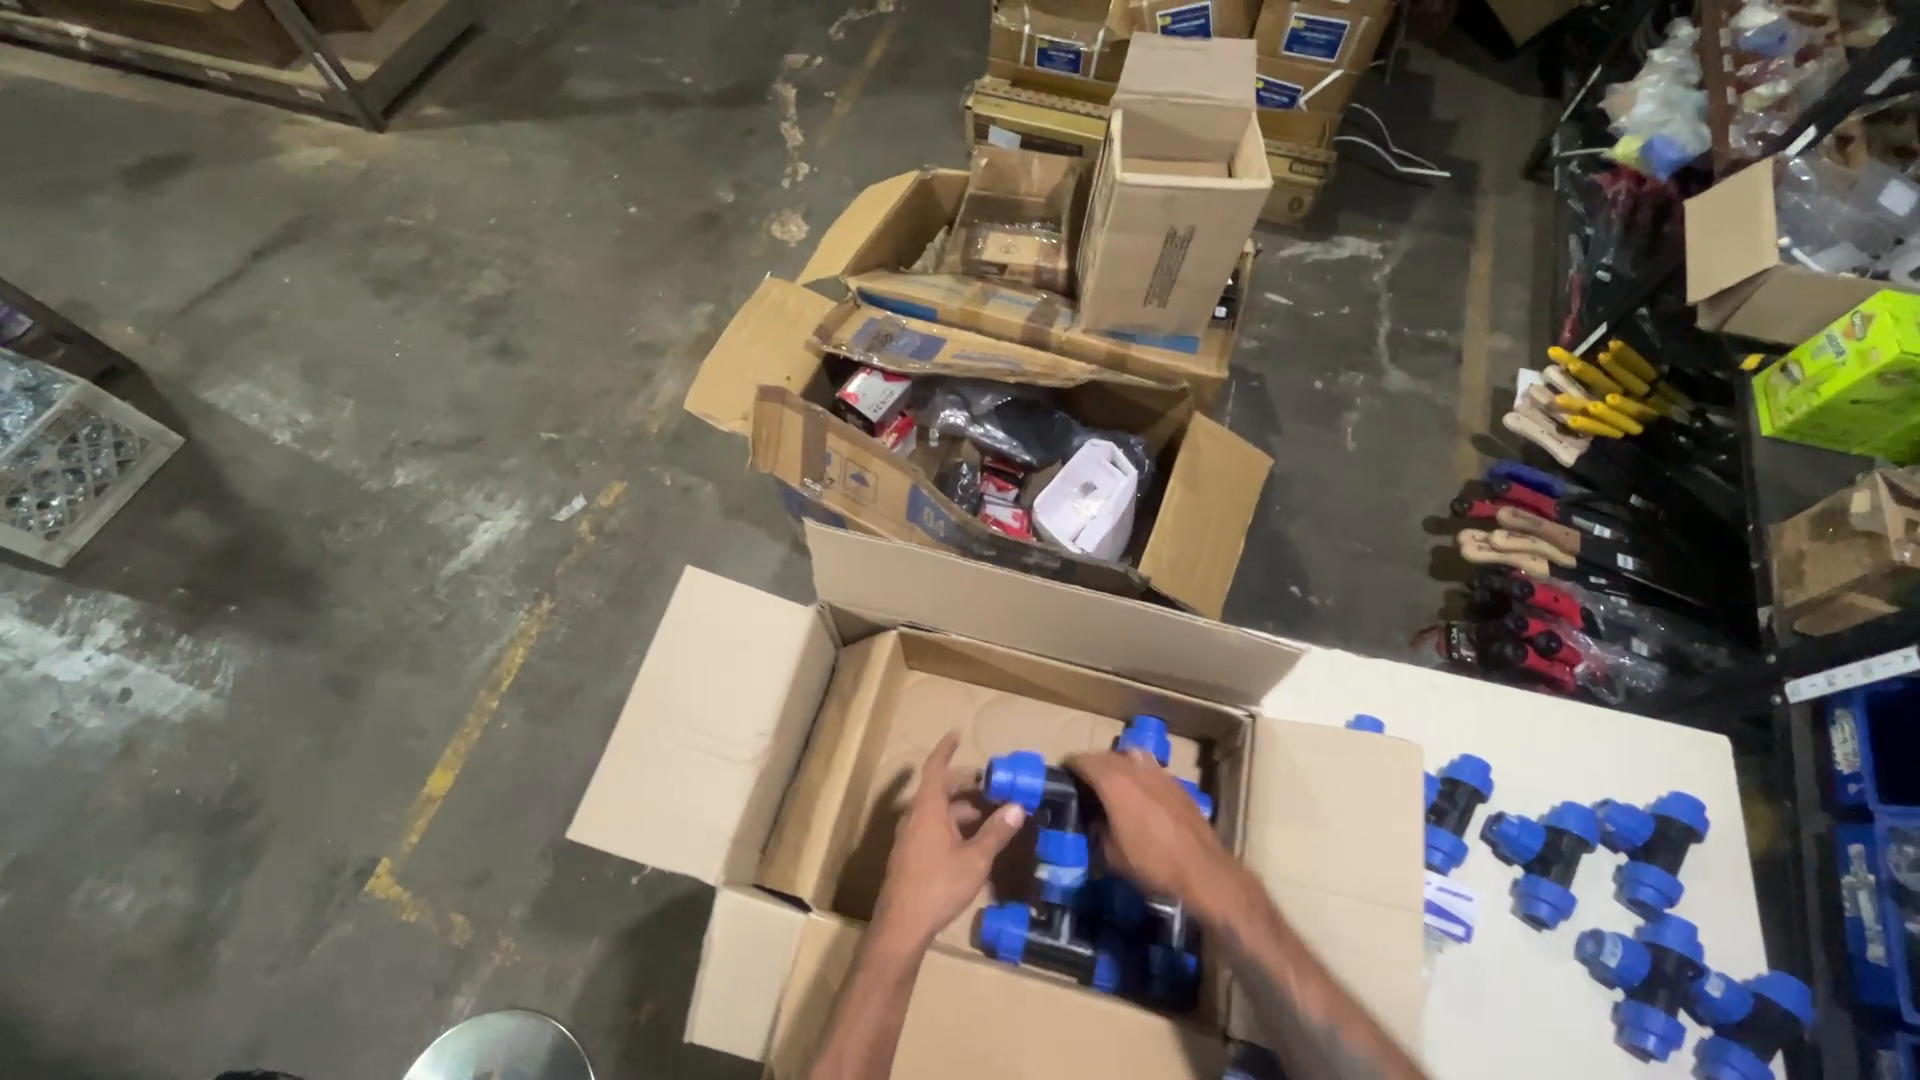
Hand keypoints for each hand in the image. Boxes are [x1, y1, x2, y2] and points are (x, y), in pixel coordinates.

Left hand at [872, 733, 1025, 945]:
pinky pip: (933, 827)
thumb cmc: (938, 885)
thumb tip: (1017, 807)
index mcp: (928, 809)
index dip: (945, 750)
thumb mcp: (975, 859)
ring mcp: (910, 837)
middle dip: (964, 783)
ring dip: (961, 808)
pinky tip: (972, 840)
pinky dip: (953, 824)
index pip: (935, 768)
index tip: (957, 735)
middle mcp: (915, 816)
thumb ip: (996, 832)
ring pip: (937, 811)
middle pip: (939, 789)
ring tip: (990, 813)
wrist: (902, 925)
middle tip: (991, 785)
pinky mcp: (910, 855)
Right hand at [1067, 750, 1235, 913]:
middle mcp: (1135, 768)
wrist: (1202, 870)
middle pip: (1106, 755)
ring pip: (1131, 755)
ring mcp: (1159, 773)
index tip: (1063, 776)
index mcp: (1113, 781)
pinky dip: (1139, 774)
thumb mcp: (1111, 854)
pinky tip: (1142, 795)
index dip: (1070, 766)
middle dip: (1092, 764)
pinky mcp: (1178, 783)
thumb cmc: (1151, 863)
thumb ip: (1098, 830)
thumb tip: (1095, 821)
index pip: (1083, 759)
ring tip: (1114, 783)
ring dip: (1118, 763)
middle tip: (1084, 783)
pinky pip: (1151, 768)